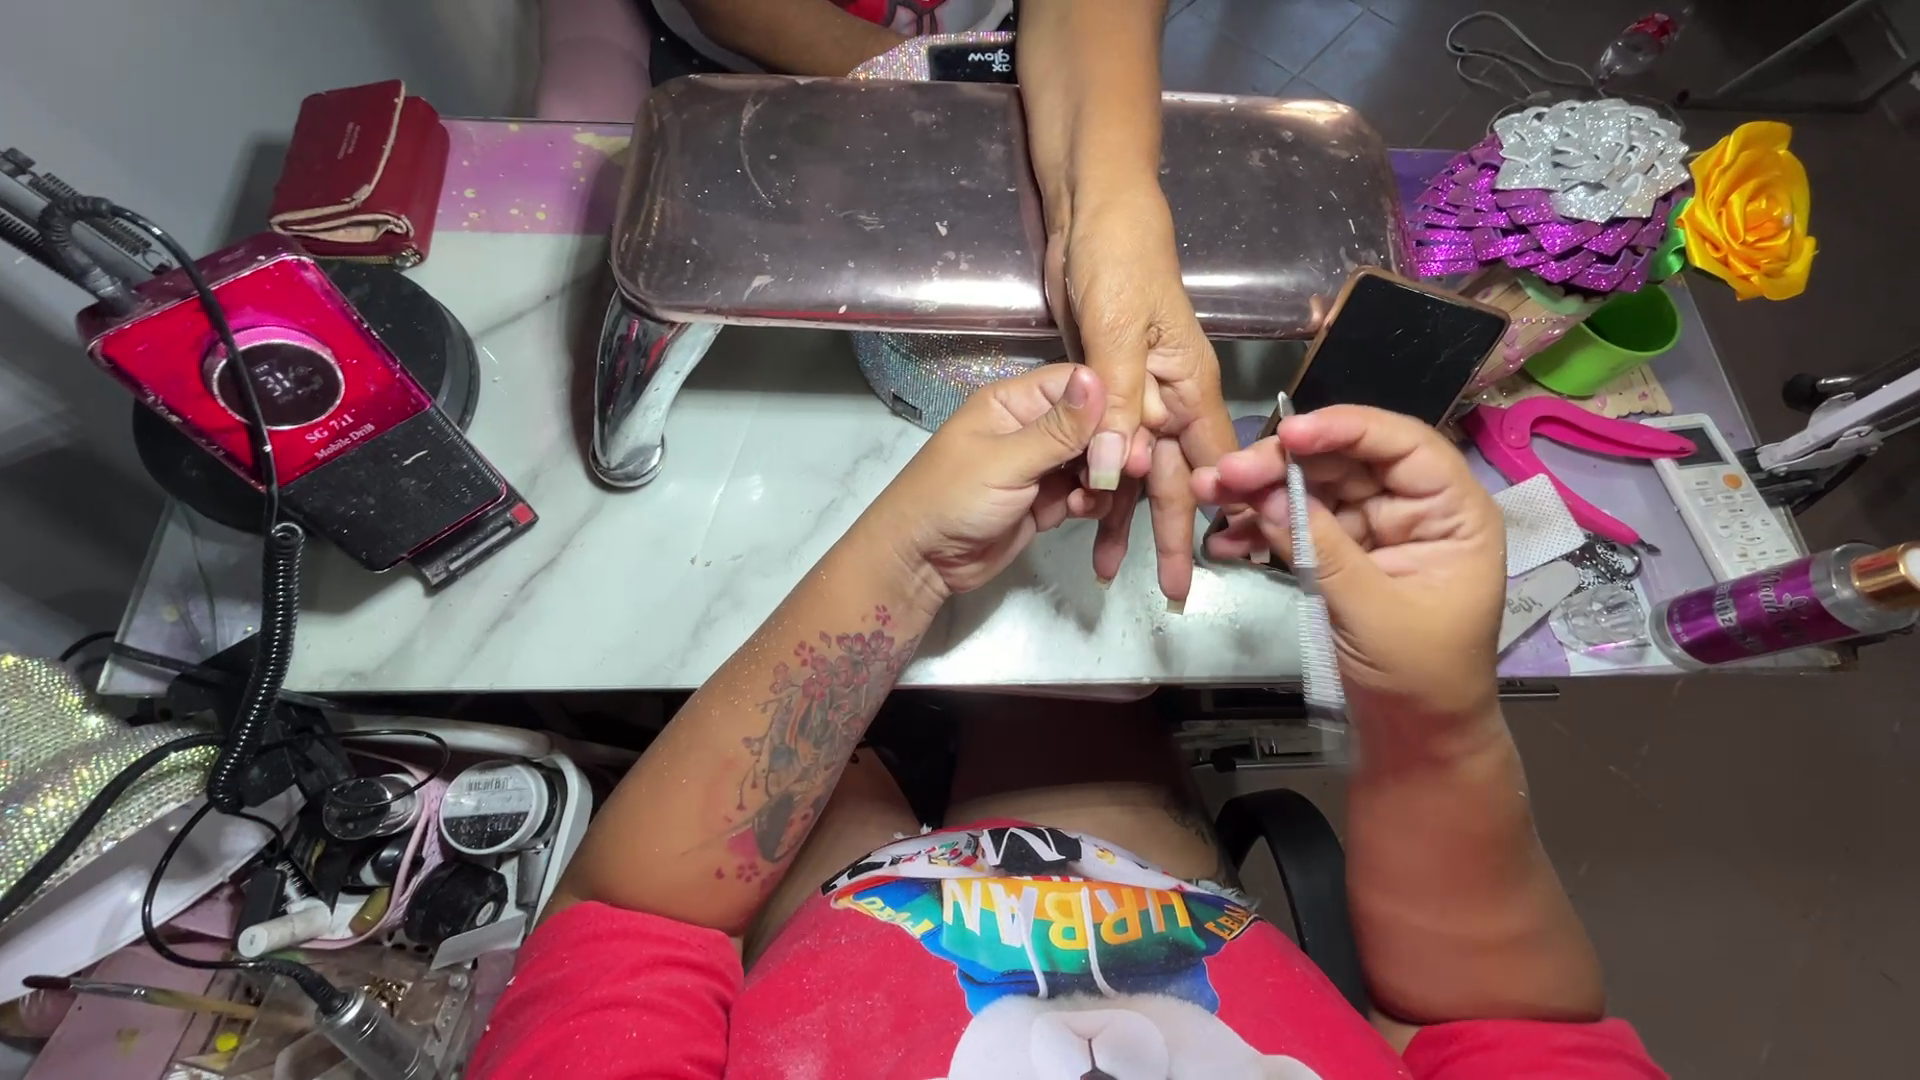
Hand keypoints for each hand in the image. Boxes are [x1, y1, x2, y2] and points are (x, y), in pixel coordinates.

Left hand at [862, 364, 1112, 604]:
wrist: (923, 562)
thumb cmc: (951, 500)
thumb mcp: (1005, 461)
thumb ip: (1056, 428)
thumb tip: (1098, 377)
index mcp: (1012, 402)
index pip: (1075, 384)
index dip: (1109, 403)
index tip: (1135, 429)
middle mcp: (1030, 426)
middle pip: (1091, 423)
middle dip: (1110, 447)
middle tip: (1125, 470)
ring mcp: (1039, 465)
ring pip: (1092, 460)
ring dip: (1102, 477)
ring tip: (1094, 494)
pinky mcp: (1046, 500)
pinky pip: (1083, 492)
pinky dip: (1090, 501)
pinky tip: (1083, 510)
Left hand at [1045, 189, 1238, 600]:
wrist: (1088, 220)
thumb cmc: (1115, 264)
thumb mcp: (1112, 337)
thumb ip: (1113, 406)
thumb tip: (1114, 472)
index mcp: (1179, 384)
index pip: (1204, 459)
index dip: (1209, 510)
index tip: (1210, 560)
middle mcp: (1161, 399)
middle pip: (1167, 478)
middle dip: (1168, 534)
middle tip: (1175, 590)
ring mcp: (1129, 402)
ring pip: (1131, 475)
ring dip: (1124, 522)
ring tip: (1114, 574)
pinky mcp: (1096, 401)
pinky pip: (1098, 457)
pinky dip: (1092, 489)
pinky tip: (1085, 524)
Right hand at [1191, 406, 1505, 722]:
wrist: (1413, 729)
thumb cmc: (1420, 673)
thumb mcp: (1373, 609)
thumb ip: (1320, 549)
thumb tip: (1263, 496)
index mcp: (1450, 511)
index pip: (1402, 446)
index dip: (1345, 429)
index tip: (1288, 433)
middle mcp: (1409, 507)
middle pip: (1342, 463)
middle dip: (1281, 464)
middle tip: (1225, 472)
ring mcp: (1369, 528)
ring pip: (1310, 489)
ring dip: (1257, 491)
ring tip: (1208, 494)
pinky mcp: (1337, 550)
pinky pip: (1295, 525)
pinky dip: (1259, 529)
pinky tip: (1225, 539)